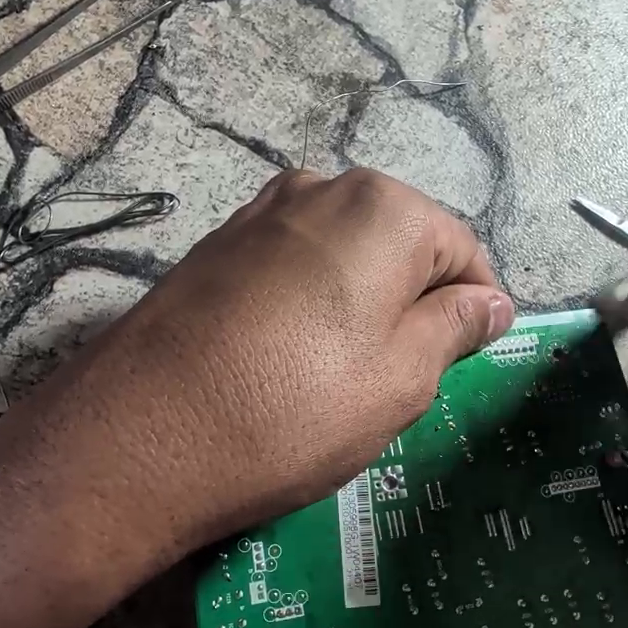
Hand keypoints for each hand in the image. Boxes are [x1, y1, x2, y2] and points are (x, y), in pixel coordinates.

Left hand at [0, 168, 513, 558]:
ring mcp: (257, 214)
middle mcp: (319, 188)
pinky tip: (287, 359)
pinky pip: (290, 267)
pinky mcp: (213, 247)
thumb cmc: (291, 410)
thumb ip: (455, 326)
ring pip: (343, 256)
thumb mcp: (400, 379)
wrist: (136, 438)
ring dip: (359, 305)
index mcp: (381, 208)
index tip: (466, 362)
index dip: (475, 307)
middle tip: (401, 379)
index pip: (461, 248)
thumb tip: (491, 300)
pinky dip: (308, 304)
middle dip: (413, 303)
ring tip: (339, 375)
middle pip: (399, 245)